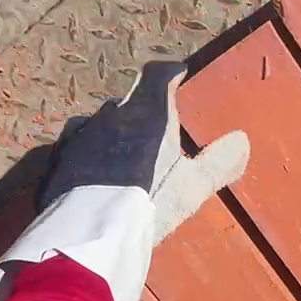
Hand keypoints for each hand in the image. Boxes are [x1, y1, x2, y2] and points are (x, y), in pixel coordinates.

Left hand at [38, 61, 248, 241]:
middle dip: (140, 108)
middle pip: (126, 101)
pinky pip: (77, 148)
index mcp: (147, 112)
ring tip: (122, 152)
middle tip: (153, 125)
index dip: (168, 72)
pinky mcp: (58, 162)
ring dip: (112, 133)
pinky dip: (90, 155)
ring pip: (98, 124)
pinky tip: (94, 174)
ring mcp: (79, 137)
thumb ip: (219, 162)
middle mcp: (110, 115)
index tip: (178, 73)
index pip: (156, 75)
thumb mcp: (194, 185)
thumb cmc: (151, 198)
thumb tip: (242, 140)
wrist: (93, 228)